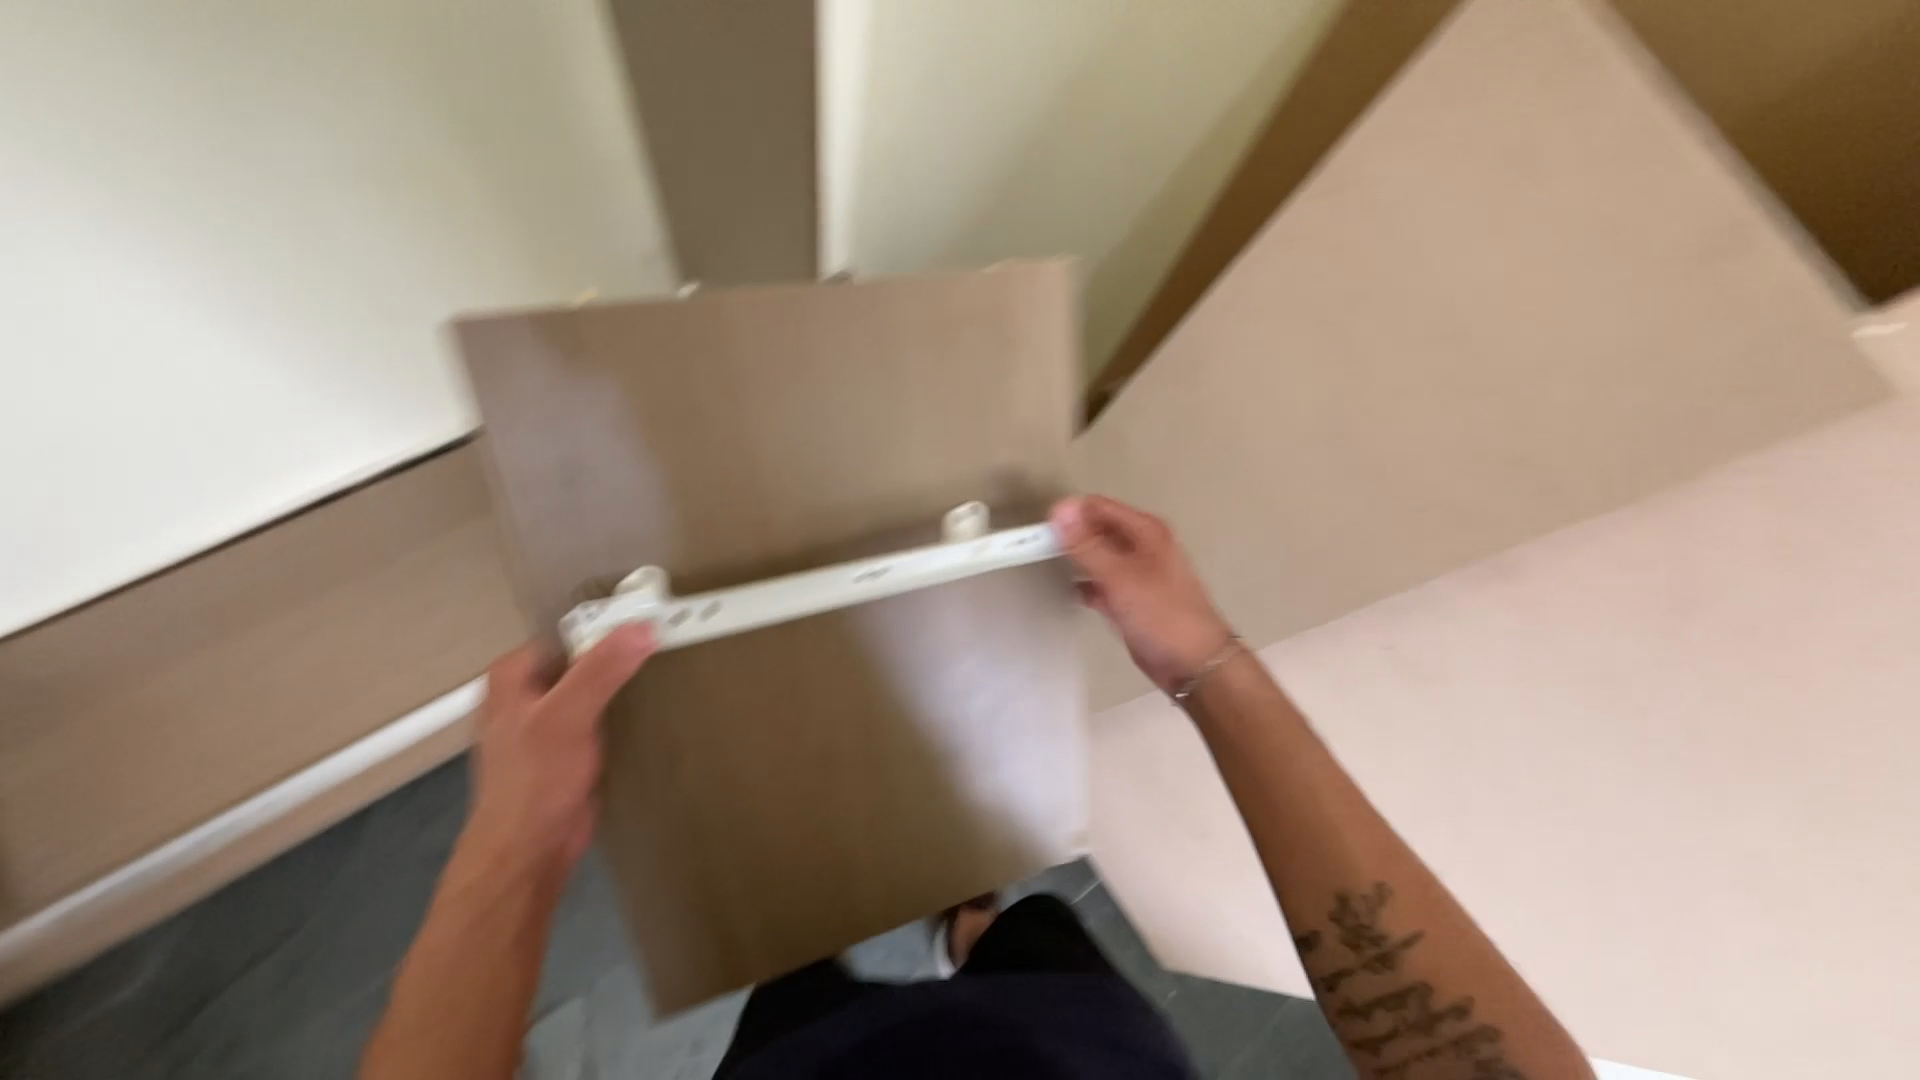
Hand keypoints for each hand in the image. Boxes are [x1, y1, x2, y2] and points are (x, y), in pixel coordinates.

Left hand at [463, 625, 655, 873]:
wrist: (529, 851)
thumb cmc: (536, 779)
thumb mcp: (567, 715)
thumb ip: (602, 669)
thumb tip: (644, 626)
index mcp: (513, 675)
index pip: (570, 632)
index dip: (610, 625)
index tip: (654, 618)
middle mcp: (527, 692)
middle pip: (584, 657)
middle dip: (622, 651)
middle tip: (671, 640)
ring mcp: (549, 721)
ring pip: (596, 686)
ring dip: (627, 681)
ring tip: (670, 667)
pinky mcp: (571, 747)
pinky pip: (603, 714)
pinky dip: (626, 708)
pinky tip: (655, 707)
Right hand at [1050, 495, 1234, 694]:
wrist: (1194, 663)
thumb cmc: (1161, 614)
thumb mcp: (1120, 576)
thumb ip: (1087, 544)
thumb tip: (1058, 510)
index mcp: (1145, 531)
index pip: (1098, 507)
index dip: (1069, 514)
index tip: (1040, 530)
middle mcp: (1141, 546)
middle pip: (1097, 529)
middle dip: (1070, 535)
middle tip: (1037, 547)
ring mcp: (1136, 574)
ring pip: (1099, 557)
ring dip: (1077, 559)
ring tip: (1047, 566)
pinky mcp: (1131, 599)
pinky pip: (1102, 583)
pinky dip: (1087, 585)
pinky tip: (1071, 593)